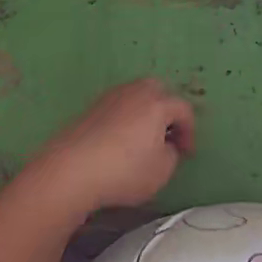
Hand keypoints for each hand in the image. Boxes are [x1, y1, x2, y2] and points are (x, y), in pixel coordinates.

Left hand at [15, 79, 195, 217]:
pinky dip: (126, 118)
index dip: (190, 131)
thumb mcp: (162, 171)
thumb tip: (165, 146)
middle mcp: (135, 92)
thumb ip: (171, 154)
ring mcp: (111, 97)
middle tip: (168, 134)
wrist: (71, 169)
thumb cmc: (124, 171)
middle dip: (167, 110)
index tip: (186, 153)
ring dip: (145, 112)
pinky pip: (118, 106)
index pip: (183, 109)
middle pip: (158, 90)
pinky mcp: (91, 108)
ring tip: (144, 138)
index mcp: (157, 103)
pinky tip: (121, 141)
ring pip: (136, 95)